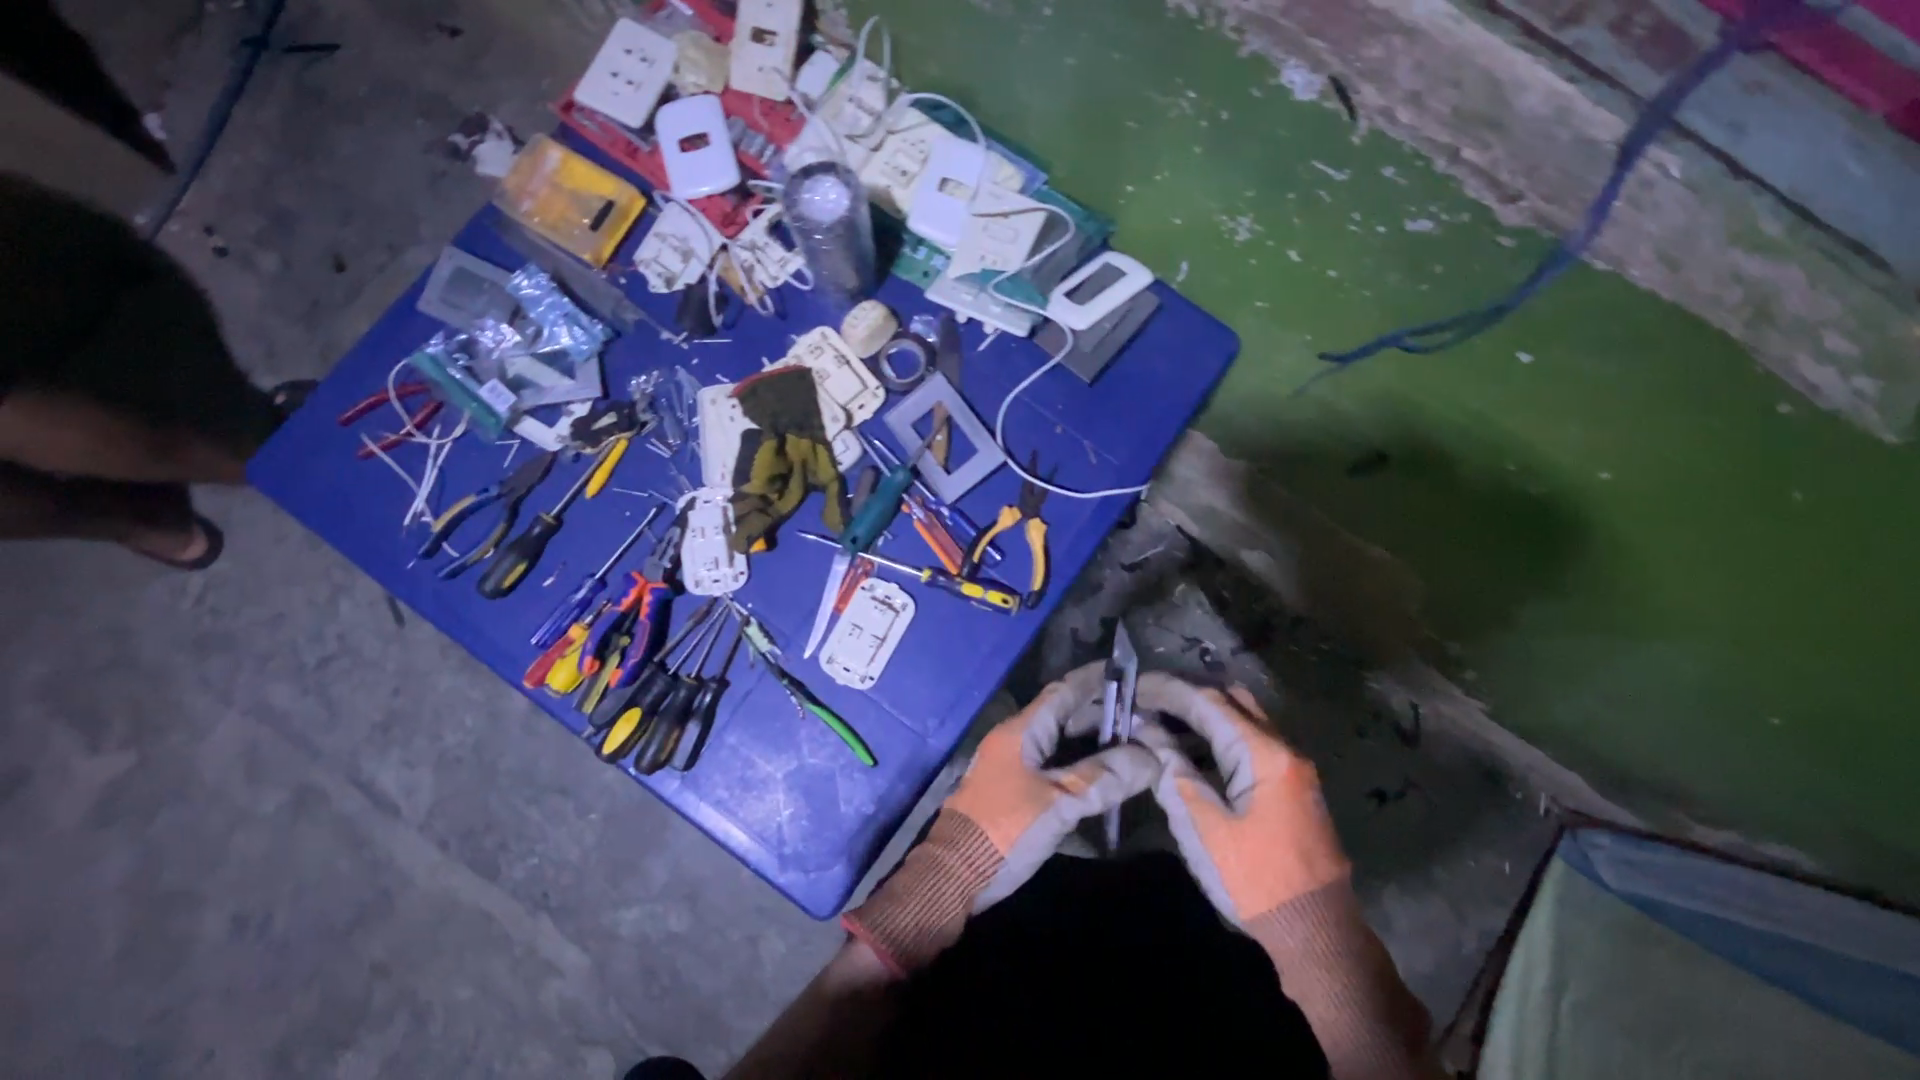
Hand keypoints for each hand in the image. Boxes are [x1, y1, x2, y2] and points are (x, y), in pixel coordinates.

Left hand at [843, 662, 1159, 974]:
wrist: (954, 875)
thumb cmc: (1004, 830)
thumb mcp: (1058, 804)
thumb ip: (1102, 778)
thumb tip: (1150, 758)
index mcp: (1021, 732)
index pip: (1064, 692)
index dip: (1096, 681)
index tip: (1131, 674)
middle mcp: (1015, 741)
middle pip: (1063, 716)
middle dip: (1102, 715)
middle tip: (1145, 717)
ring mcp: (1012, 766)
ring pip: (1059, 743)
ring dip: (1092, 742)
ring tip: (1134, 744)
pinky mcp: (1013, 791)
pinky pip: (1052, 766)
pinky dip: (1079, 766)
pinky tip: (1103, 777)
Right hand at [1135, 675, 1348, 923]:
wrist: (1315, 930)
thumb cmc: (1255, 881)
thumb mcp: (1205, 829)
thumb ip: (1176, 774)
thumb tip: (1148, 733)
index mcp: (1265, 756)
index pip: (1211, 705)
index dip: (1171, 693)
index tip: (1137, 687)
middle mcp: (1287, 750)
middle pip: (1235, 702)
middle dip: (1191, 696)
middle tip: (1150, 700)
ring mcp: (1295, 768)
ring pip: (1249, 721)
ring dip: (1209, 715)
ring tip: (1165, 719)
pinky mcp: (1294, 786)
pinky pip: (1256, 743)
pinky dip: (1225, 736)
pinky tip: (1197, 748)